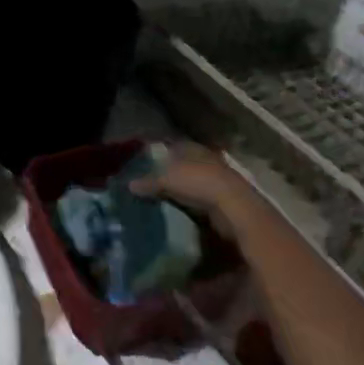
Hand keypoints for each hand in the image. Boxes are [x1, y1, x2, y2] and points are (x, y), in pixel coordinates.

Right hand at [130, 144, 256, 230]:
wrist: (233, 207)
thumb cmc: (200, 182)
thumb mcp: (169, 179)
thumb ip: (150, 181)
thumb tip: (130, 184)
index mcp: (195, 150)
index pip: (176, 147)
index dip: (162, 154)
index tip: (147, 164)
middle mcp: (207, 163)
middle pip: (185, 168)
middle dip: (171, 176)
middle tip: (150, 187)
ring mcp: (216, 184)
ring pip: (193, 187)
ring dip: (181, 194)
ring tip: (160, 204)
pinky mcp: (221, 205)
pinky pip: (199, 205)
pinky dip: (189, 210)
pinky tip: (178, 217)